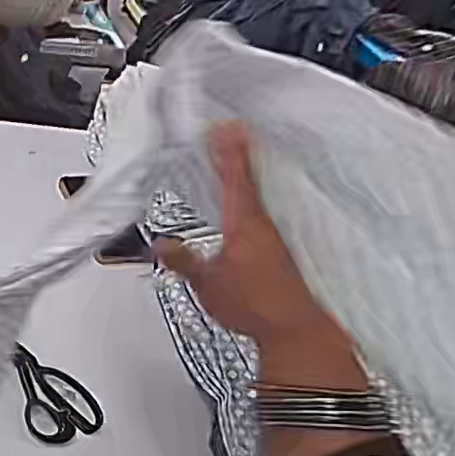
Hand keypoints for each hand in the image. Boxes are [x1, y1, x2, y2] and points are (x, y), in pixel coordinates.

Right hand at [153, 121, 340, 343]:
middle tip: (230, 132)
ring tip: (238, 159)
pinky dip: (254, 200)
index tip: (223, 129)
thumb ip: (183, 261)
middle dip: (238, 154)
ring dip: (247, 175)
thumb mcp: (207, 283)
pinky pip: (264, 215)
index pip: (235, 178)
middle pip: (250, 179)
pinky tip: (248, 208)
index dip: (228, 152)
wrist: (291, 326)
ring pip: (259, 196)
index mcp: (244, 224)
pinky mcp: (280, 250)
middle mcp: (264, 225)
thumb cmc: (255, 305)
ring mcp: (274, 237)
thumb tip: (164, 245)